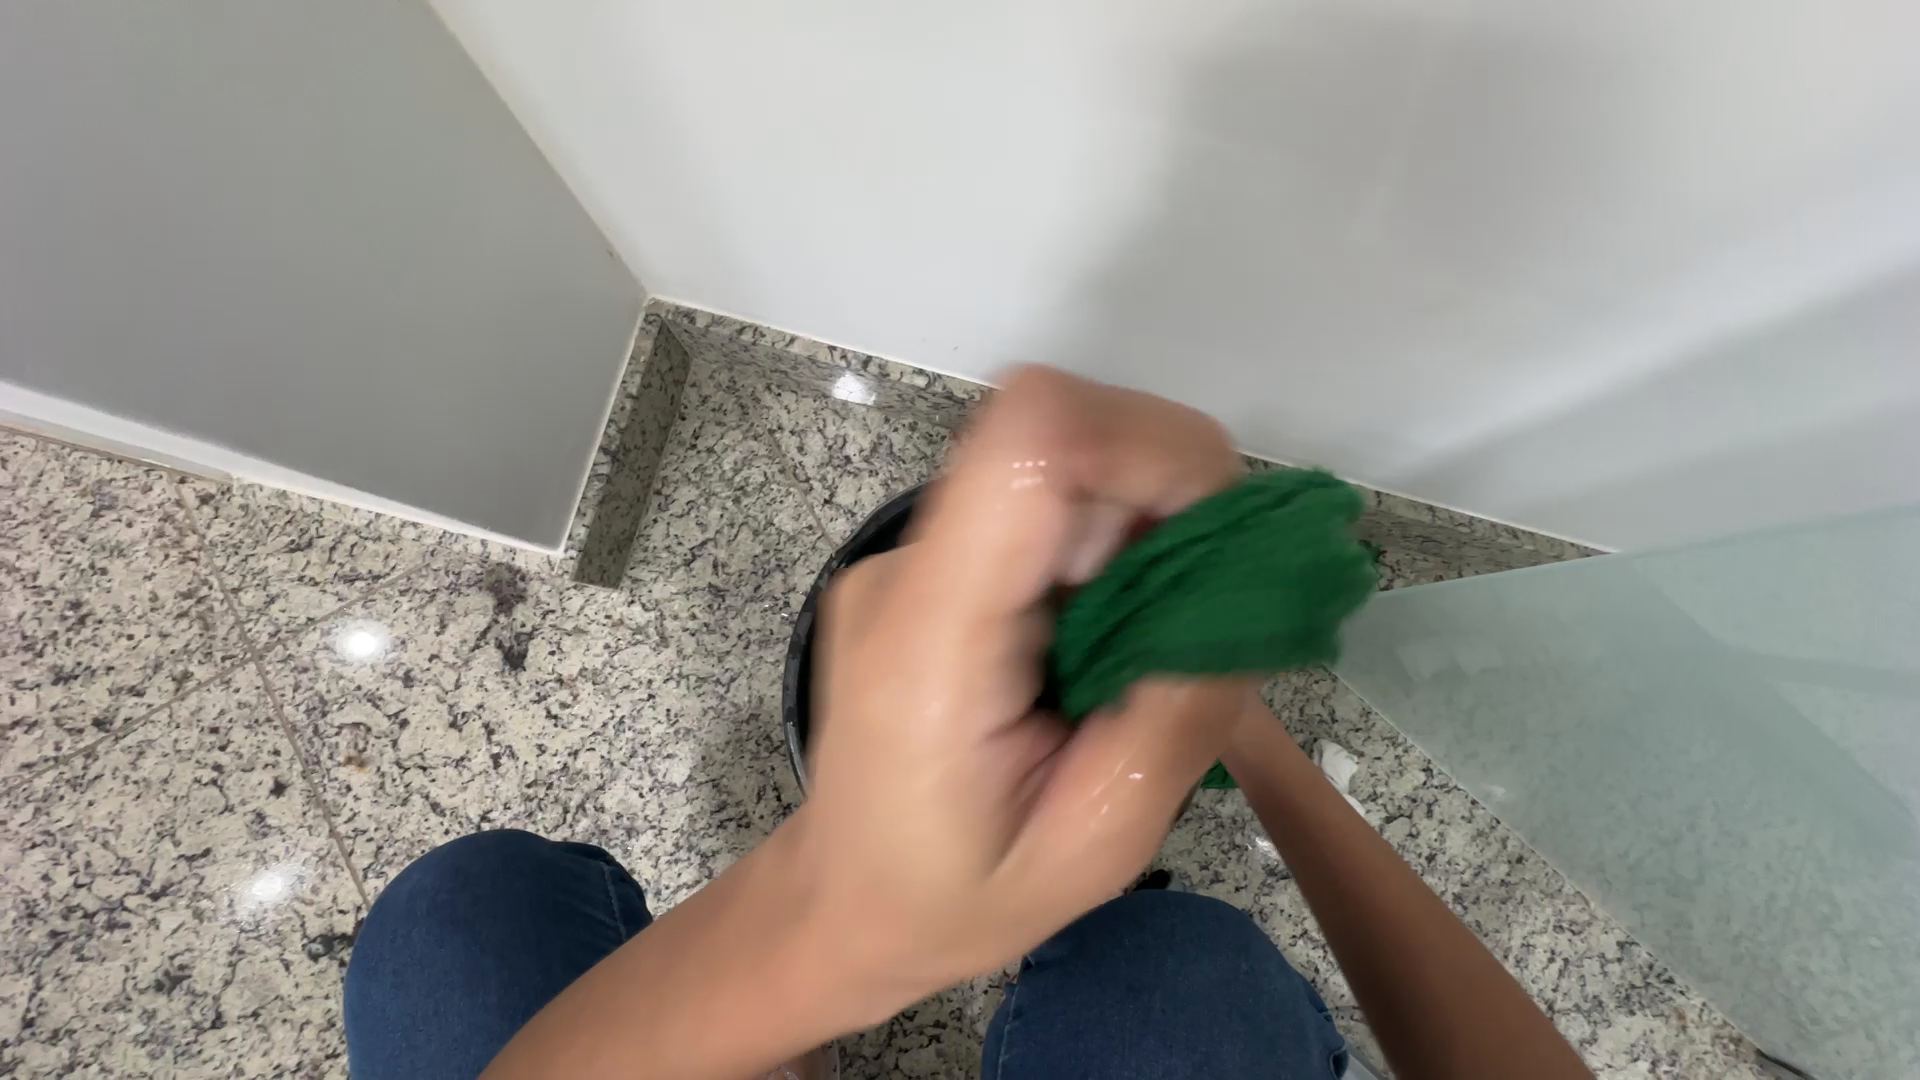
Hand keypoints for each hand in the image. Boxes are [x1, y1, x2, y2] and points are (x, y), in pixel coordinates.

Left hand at [791, 365, 1251, 1018]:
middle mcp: (907, 566)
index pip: (1031, 443)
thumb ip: (1177, 714)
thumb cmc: (955, 894)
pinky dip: (1101, 546)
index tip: (1215, 533)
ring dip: (1135, 526)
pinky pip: (1037, 507)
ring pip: (1058, 464)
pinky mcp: (924, 561)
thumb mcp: (1096, 844)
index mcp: (932, 638)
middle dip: (1163, 498)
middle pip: (1058, 437)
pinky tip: (1096, 633)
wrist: (847, 892)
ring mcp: (907, 555)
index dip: (1146, 445)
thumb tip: (1244, 597)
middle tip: (1188, 613)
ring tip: (1136, 639)